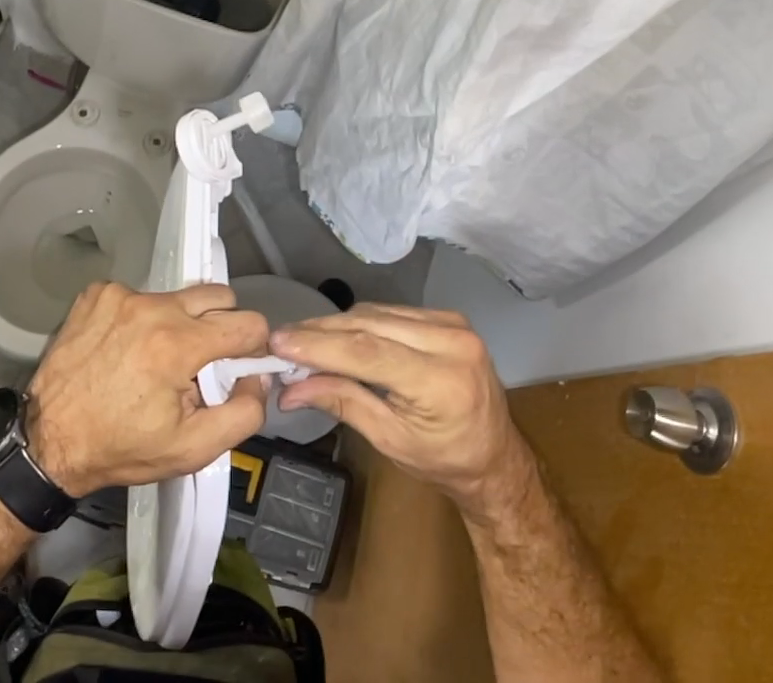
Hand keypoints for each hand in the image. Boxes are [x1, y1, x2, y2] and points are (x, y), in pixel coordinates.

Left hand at [26, 282, 268, 496]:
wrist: (49, 441)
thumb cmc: (121, 447)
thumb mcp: (194, 449)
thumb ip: (245, 412)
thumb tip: (258, 377)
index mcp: (179, 344)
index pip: (249, 323)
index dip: (251, 348)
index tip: (235, 368)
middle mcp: (152, 308)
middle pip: (219, 297)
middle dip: (221, 328)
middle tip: (200, 363)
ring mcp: (121, 297)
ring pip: (179, 296)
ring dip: (181, 322)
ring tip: (158, 358)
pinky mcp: (97, 295)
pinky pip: (141, 295)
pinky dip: (143, 318)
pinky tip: (127, 349)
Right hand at [271, 304, 533, 518]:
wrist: (495, 455)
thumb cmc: (443, 459)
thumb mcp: (389, 439)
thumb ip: (342, 403)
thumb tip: (289, 390)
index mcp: (441, 380)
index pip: (367, 351)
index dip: (318, 344)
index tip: (277, 343)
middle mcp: (451, 341)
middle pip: (370, 324)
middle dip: (320, 331)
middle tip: (281, 341)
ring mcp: (454, 324)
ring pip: (378, 313)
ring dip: (337, 325)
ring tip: (302, 340)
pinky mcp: (449, 318)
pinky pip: (393, 313)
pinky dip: (361, 323)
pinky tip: (338, 336)